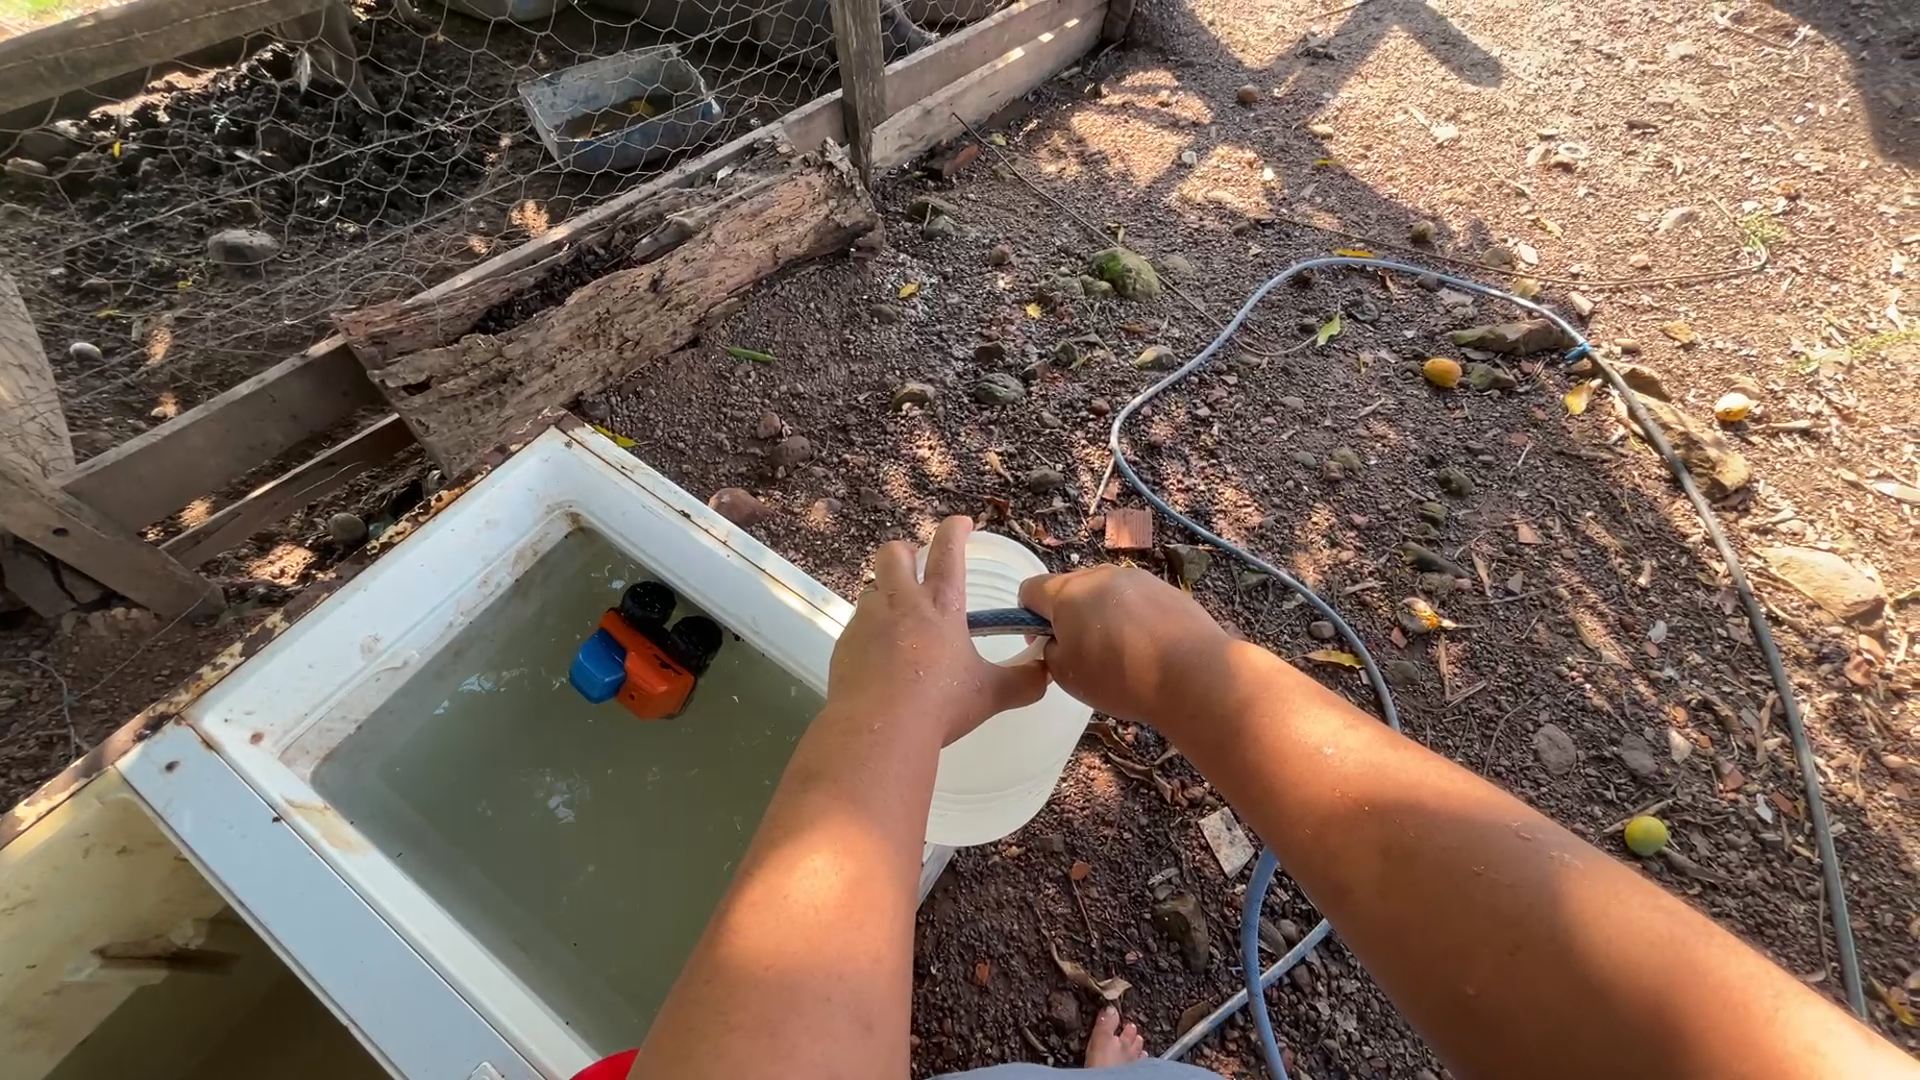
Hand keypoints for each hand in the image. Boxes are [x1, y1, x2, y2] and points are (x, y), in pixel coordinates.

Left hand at [827, 517, 1049, 744]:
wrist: (878, 732)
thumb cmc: (940, 705)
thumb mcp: (990, 695)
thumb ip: (1023, 682)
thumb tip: (1046, 672)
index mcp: (941, 605)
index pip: (948, 551)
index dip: (955, 530)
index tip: (961, 523)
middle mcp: (901, 603)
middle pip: (892, 554)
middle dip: (903, 551)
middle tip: (914, 566)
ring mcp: (867, 621)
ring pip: (871, 589)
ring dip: (885, 595)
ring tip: (899, 622)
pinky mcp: (844, 644)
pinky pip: (857, 626)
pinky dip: (870, 633)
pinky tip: (880, 661)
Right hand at [1018, 564, 1232, 726]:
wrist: (1195, 675)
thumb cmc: (1121, 678)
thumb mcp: (1067, 676)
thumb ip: (1051, 651)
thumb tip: (1057, 641)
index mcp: (1067, 593)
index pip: (1030, 589)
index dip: (1028, 616)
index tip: (1044, 642)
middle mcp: (1100, 575)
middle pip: (1069, 589)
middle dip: (1068, 616)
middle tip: (1083, 654)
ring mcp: (1137, 578)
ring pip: (1104, 594)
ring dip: (1101, 616)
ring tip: (1122, 655)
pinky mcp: (1167, 589)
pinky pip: (1136, 601)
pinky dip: (1133, 619)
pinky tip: (1149, 650)